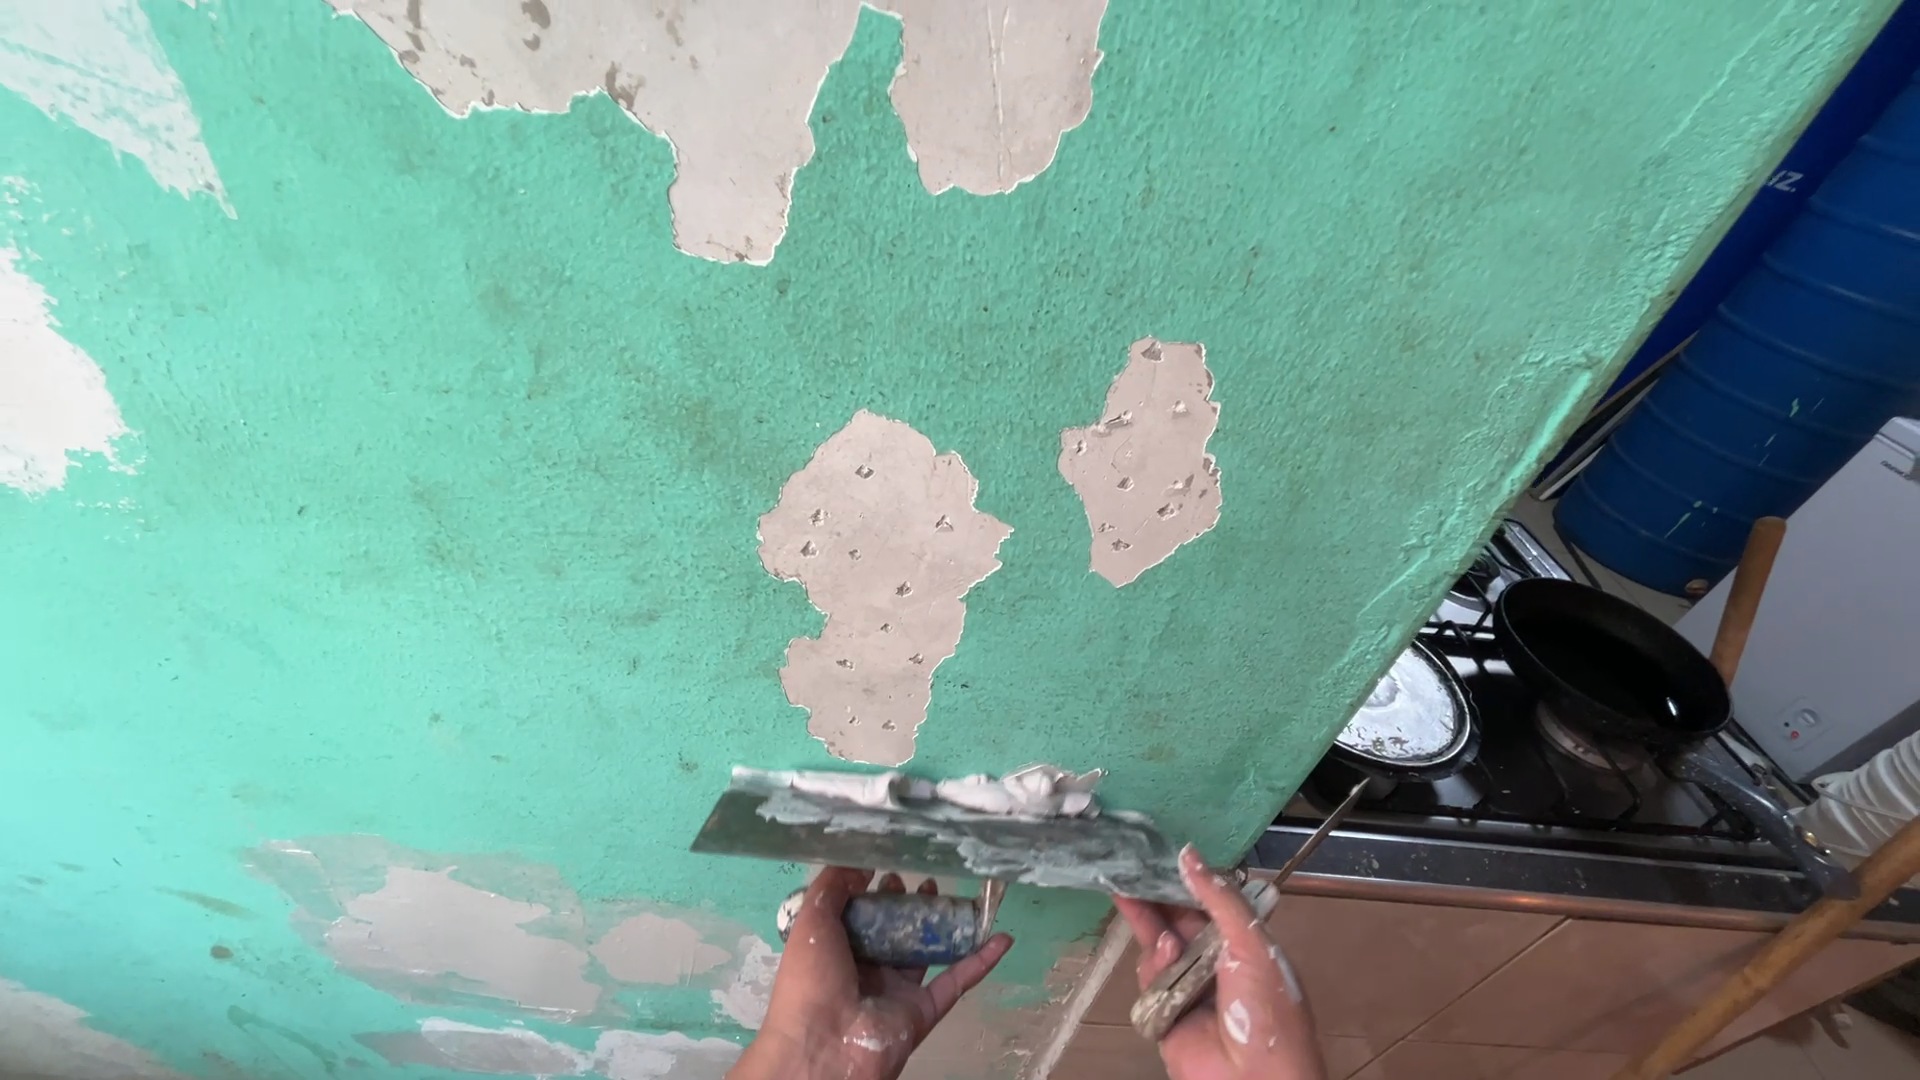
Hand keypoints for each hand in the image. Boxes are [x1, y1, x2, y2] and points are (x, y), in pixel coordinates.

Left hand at [728, 868, 1014, 1079]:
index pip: (865, 915)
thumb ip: (834, 885)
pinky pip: (957, 981)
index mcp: (840, 951)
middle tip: (922, 880)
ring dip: (942, 924)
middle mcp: (869, 969)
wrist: (822, 1046)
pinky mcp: (923, 1009)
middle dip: (910, 904)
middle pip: (898, 931)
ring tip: (948, 894)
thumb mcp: (812, 918)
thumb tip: (864, 863)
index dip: (878, 893)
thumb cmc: (812, 978)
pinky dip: (981, 961)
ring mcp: (898, 991)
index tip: (891, 870)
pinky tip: (1001, 937)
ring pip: (928, 951)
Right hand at [1113, 847, 1324, 1079]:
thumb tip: (1187, 853)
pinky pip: (1148, 974)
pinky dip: (1154, 965)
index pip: (1205, 899)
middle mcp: (1211, 959)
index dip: (1182, 877)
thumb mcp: (1252, 944)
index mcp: (1240, 941)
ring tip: (1148, 920)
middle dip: (1152, 894)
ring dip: (1152, 928)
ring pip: (1156, 942)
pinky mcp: (1162, 1008)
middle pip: (1173, 917)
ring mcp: (1186, 983)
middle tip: (1123, 865)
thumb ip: (1218, 897)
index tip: (1156, 851)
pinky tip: (1166, 959)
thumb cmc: (1266, 1010)